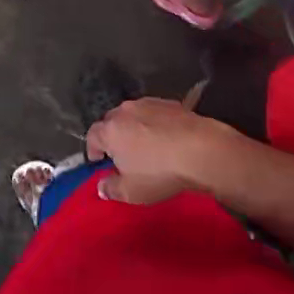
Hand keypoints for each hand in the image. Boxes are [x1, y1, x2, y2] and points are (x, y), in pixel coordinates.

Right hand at [85, 99, 245, 205]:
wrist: (201, 148)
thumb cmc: (159, 172)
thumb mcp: (130, 191)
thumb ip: (111, 188)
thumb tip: (102, 184)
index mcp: (111, 129)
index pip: (92, 135)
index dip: (93, 149)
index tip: (99, 162)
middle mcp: (127, 110)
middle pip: (112, 121)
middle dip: (112, 136)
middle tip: (120, 155)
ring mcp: (150, 102)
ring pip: (133, 114)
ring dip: (133, 127)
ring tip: (143, 145)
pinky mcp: (171, 102)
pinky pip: (154, 112)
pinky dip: (154, 123)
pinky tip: (164, 137)